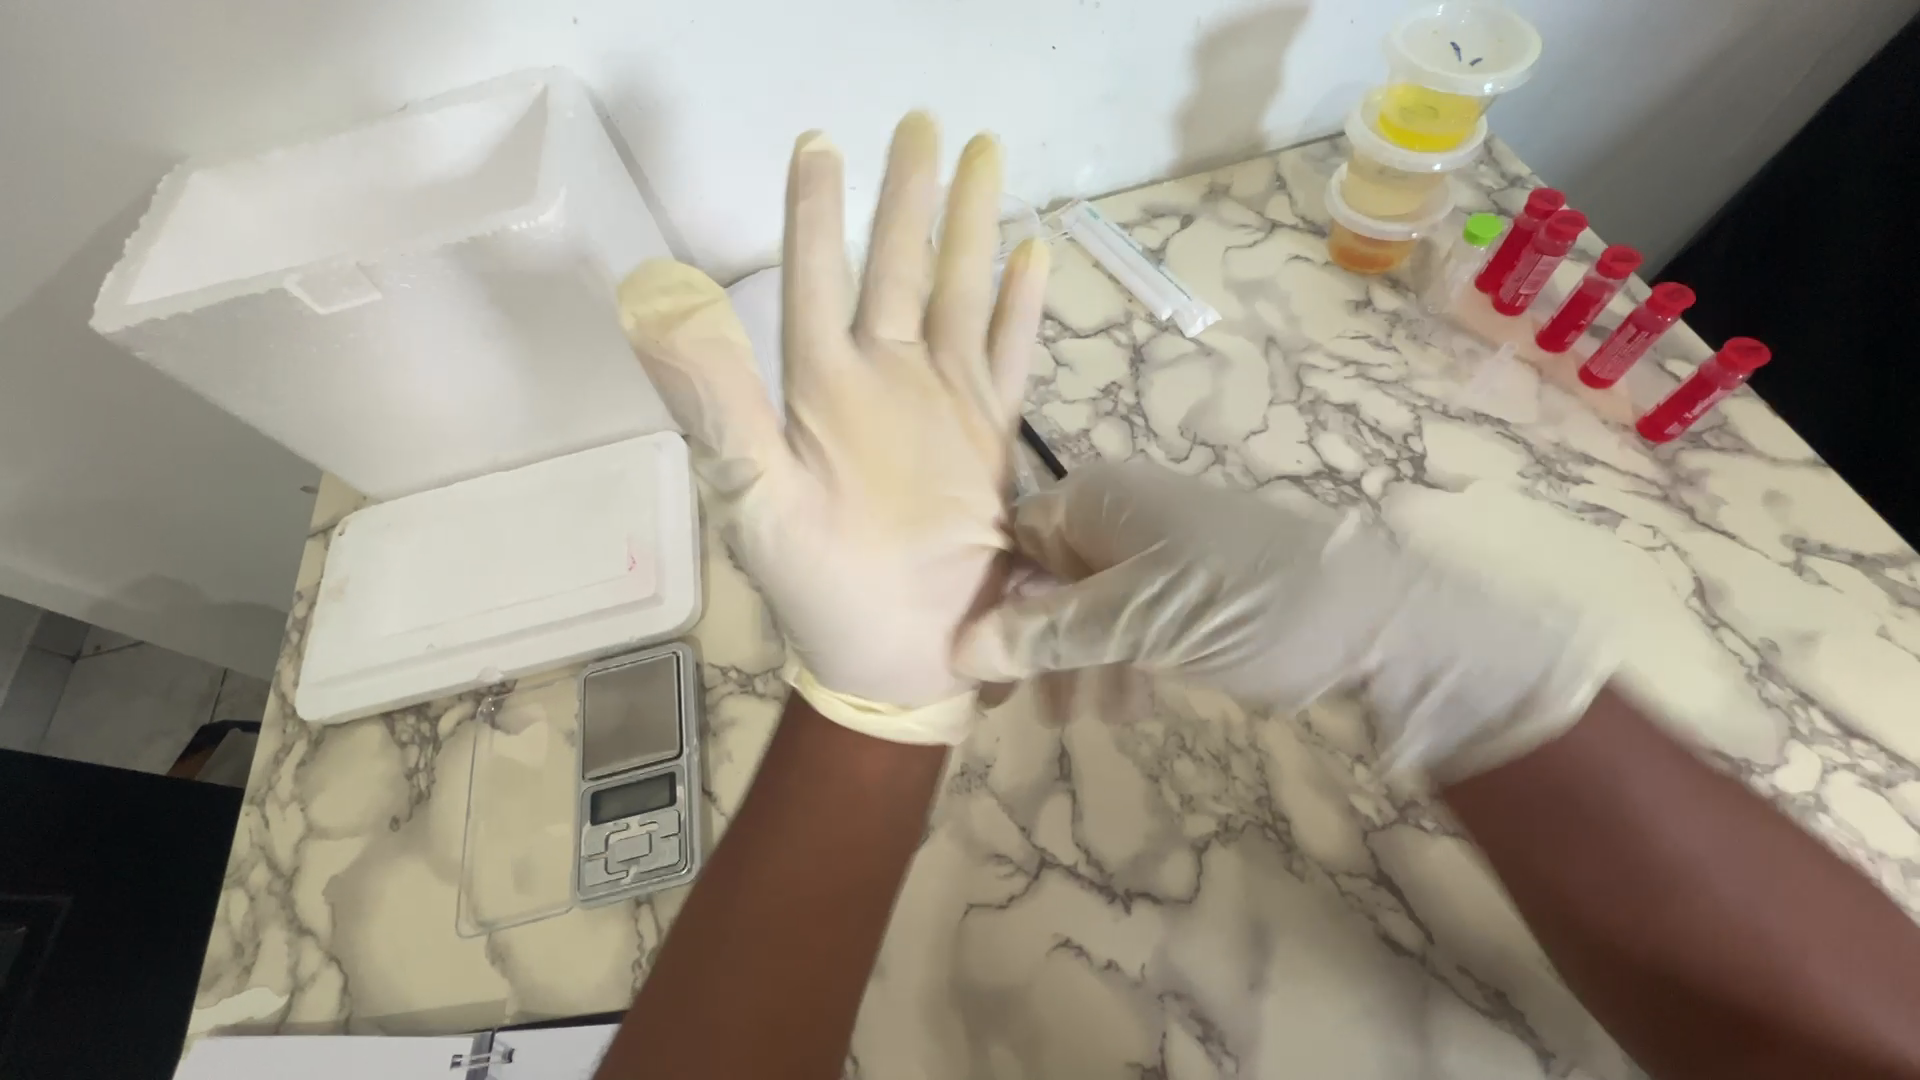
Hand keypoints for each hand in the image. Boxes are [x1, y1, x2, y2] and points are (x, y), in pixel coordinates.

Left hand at [618, 114, 1048, 743]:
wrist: (903, 654)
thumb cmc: (824, 589)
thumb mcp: (757, 499)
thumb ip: (718, 404)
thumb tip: (654, 302)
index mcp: (820, 392)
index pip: (816, 283)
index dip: (817, 216)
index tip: (820, 145)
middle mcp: (881, 383)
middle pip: (896, 272)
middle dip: (909, 200)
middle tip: (924, 125)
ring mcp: (941, 406)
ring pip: (957, 298)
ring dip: (970, 232)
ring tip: (984, 161)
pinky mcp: (992, 438)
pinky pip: (1009, 360)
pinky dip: (1021, 314)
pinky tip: (1032, 260)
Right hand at [957, 463, 1615, 778]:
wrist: (1375, 623)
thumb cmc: (1245, 603)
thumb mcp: (1136, 621)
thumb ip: (1044, 634)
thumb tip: (957, 651)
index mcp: (1096, 500)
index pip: (1012, 543)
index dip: (990, 604)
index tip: (977, 669)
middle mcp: (1117, 517)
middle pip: (1044, 580)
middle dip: (1036, 645)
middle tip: (1022, 707)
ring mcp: (1152, 554)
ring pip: (1083, 610)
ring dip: (1077, 664)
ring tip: (1087, 716)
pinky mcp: (1182, 591)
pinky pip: (1126, 624)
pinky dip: (1119, 662)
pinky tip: (1133, 703)